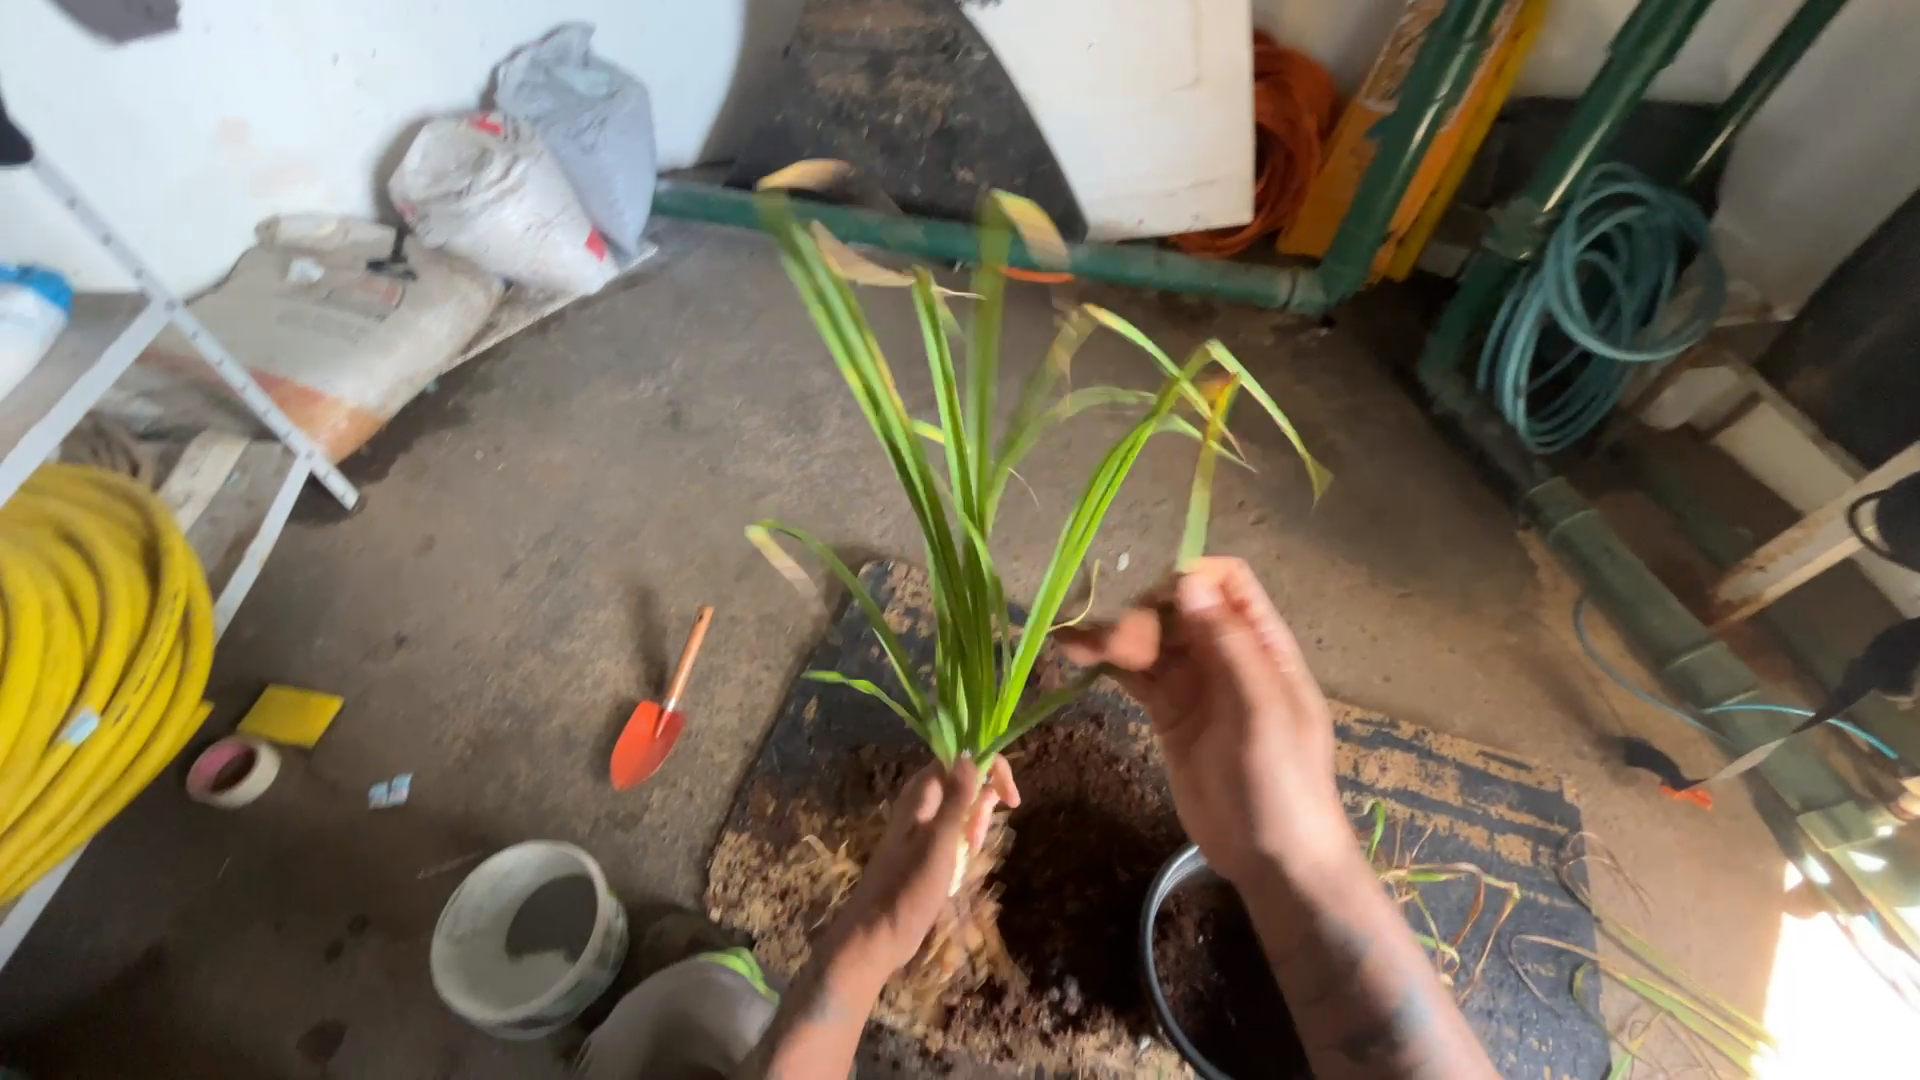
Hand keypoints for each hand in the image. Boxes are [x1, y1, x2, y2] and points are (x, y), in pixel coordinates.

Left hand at [834, 755, 1019, 973]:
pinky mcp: (924, 844)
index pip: (961, 757)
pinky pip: (953, 827)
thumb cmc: (910, 886)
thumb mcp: (940, 840)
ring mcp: (922, 822)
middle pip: (964, 779)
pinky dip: (965, 838)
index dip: (990, 768)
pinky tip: (966, 858)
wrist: (877, 932)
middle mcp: (921, 799)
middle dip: (983, 801)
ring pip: (961, 805)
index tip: (1010, 799)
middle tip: (979, 835)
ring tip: (973, 850)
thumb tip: (969, 753)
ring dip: (975, 822)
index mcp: (922, 791)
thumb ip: (956, 796)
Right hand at [1055, 557, 1344, 885]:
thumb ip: (1228, 645)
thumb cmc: (1283, 783)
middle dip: (1143, 615)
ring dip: (1114, 635)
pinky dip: (1106, 661)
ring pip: (1150, 640)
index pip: (1227, 583)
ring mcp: (1194, 683)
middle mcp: (1225, 654)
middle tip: (1115, 643)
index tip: (1154, 598)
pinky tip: (1075, 652)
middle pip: (1177, 609)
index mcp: (1261, 645)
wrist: (1272, 859)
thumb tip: (1188, 581)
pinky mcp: (1167, 711)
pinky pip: (1135, 674)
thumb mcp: (1263, 712)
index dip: (1191, 578)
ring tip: (1075, 643)